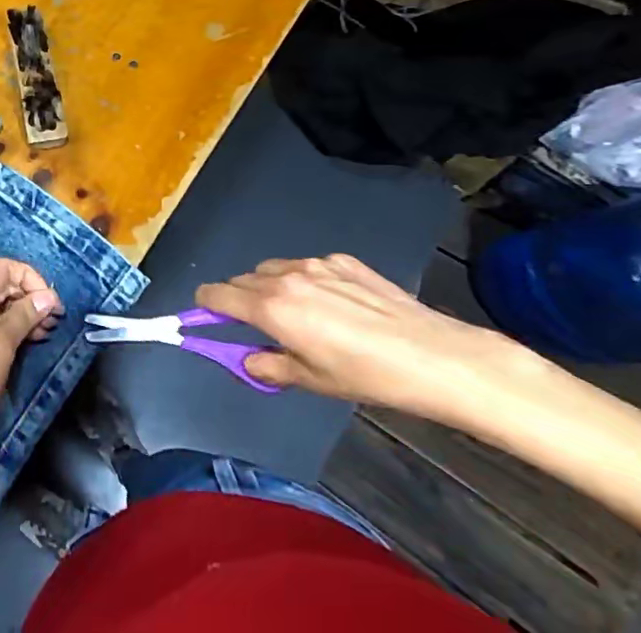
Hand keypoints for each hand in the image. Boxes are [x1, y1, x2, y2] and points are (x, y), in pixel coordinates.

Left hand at [0, 259, 62, 445]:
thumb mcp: (5, 338)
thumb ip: (28, 312)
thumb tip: (49, 296)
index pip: (3, 268)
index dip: (30, 278)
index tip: (51, 300)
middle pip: (4, 285)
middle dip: (31, 296)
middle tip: (55, 317)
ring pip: (3, 305)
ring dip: (27, 312)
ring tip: (49, 329)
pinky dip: (18, 326)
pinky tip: (36, 338)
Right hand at [196, 254, 542, 426]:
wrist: (435, 357)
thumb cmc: (367, 376)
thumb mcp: (311, 381)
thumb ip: (269, 365)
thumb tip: (250, 359)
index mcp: (270, 307)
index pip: (216, 293)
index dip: (205, 306)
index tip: (208, 318)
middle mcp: (285, 276)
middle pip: (242, 279)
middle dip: (241, 299)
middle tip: (260, 328)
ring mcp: (316, 264)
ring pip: (273, 268)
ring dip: (270, 287)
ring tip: (299, 315)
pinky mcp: (344, 261)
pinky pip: (307, 266)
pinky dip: (304, 280)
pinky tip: (334, 305)